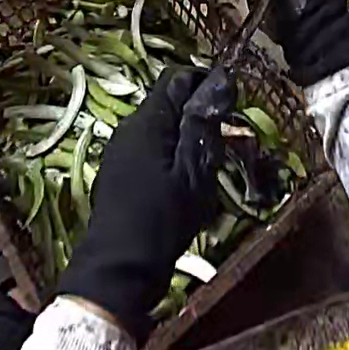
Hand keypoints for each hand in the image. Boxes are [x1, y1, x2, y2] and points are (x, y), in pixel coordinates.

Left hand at [57, 67, 220, 339]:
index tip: (231, 98)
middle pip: (168, 100)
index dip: (206, 80)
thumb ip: (204, 122)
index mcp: (148, 120)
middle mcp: (130, 126)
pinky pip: (149, 144)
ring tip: (209, 154)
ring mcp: (120, 148)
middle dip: (198, 108)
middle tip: (226, 130)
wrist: (117, 271)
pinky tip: (183, 174)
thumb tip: (220, 78)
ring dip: (184, 130)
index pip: (178, 77)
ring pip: (159, 123)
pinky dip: (170, 149)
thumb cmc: (161, 219)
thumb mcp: (193, 171)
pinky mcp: (118, 169)